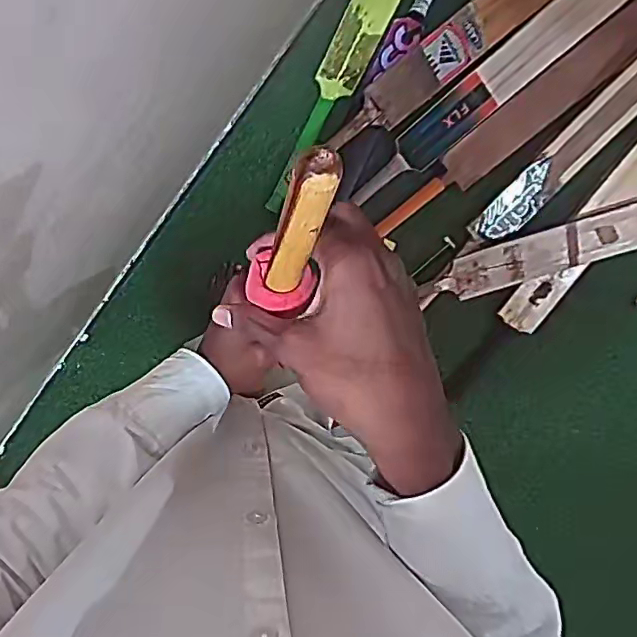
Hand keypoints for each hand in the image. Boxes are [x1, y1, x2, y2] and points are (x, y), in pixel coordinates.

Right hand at [214, 204, 460, 494]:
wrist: (405, 415)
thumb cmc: (365, 384)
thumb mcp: (295, 348)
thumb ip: (256, 323)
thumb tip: (231, 313)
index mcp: (354, 263)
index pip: (311, 224)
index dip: (279, 236)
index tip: (262, 254)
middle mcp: (380, 263)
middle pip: (340, 220)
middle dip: (306, 234)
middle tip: (282, 262)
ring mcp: (395, 280)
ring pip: (358, 243)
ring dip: (327, 254)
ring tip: (300, 289)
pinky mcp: (400, 299)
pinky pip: (370, 269)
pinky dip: (345, 274)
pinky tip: (325, 308)